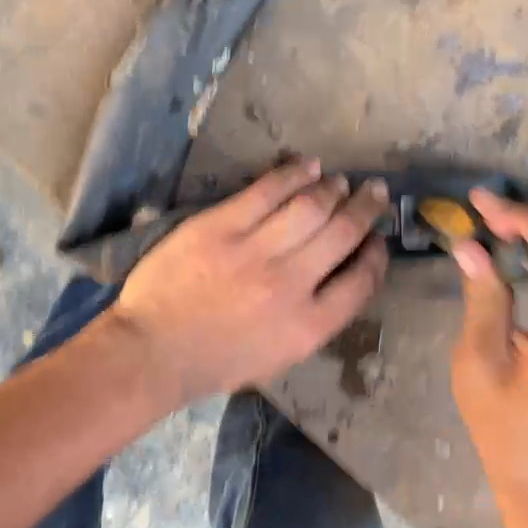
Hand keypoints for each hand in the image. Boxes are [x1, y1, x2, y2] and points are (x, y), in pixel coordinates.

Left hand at [109, 160, 390, 403]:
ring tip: (340, 181)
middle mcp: (290, 285)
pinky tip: (307, 166)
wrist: (151, 352)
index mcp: (307, 327)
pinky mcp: (221, 226)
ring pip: (310, 206)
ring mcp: (254, 252)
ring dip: (332, 189)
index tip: (377, 240)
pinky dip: (293, 174)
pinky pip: (267, 190)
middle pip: (342, 234)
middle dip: (366, 209)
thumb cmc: (215, 361)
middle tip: (376, 192)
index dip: (376, 255)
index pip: (360, 281)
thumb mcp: (278, 357)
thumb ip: (313, 319)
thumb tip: (338, 276)